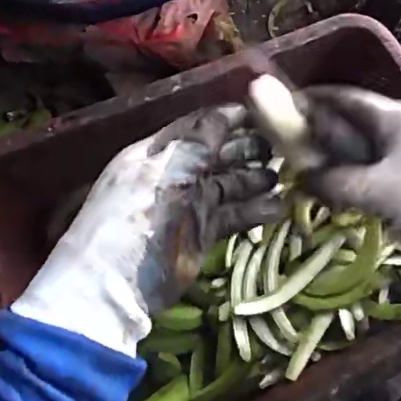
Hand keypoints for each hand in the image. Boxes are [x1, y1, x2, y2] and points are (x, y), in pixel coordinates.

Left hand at [11, 106, 280, 354]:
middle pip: (217, 154)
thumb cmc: (137, 220)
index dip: (229, 118)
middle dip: (248, 148)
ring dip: (257, 179)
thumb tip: (230, 111)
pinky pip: (232, 215)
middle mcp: (175, 174)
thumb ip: (199, 141)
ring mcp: (188, 205)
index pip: (199, 126)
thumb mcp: (166, 173)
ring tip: (287, 176)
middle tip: (284, 146)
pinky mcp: (200, 234)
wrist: (113, 289)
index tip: (265, 113)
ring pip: (229, 184)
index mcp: (158, 153)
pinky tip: (281, 206)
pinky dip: (256, 211)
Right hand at [296, 86, 400, 256]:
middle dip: (335, 124)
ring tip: (335, 158)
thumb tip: (303, 178)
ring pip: (384, 134)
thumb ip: (333, 183)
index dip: (317, 98)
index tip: (293, 103)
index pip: (348, 96)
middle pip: (365, 114)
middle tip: (309, 136)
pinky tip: (370, 175)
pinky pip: (400, 150)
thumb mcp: (372, 192)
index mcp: (397, 115)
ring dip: (357, 143)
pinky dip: (377, 157)